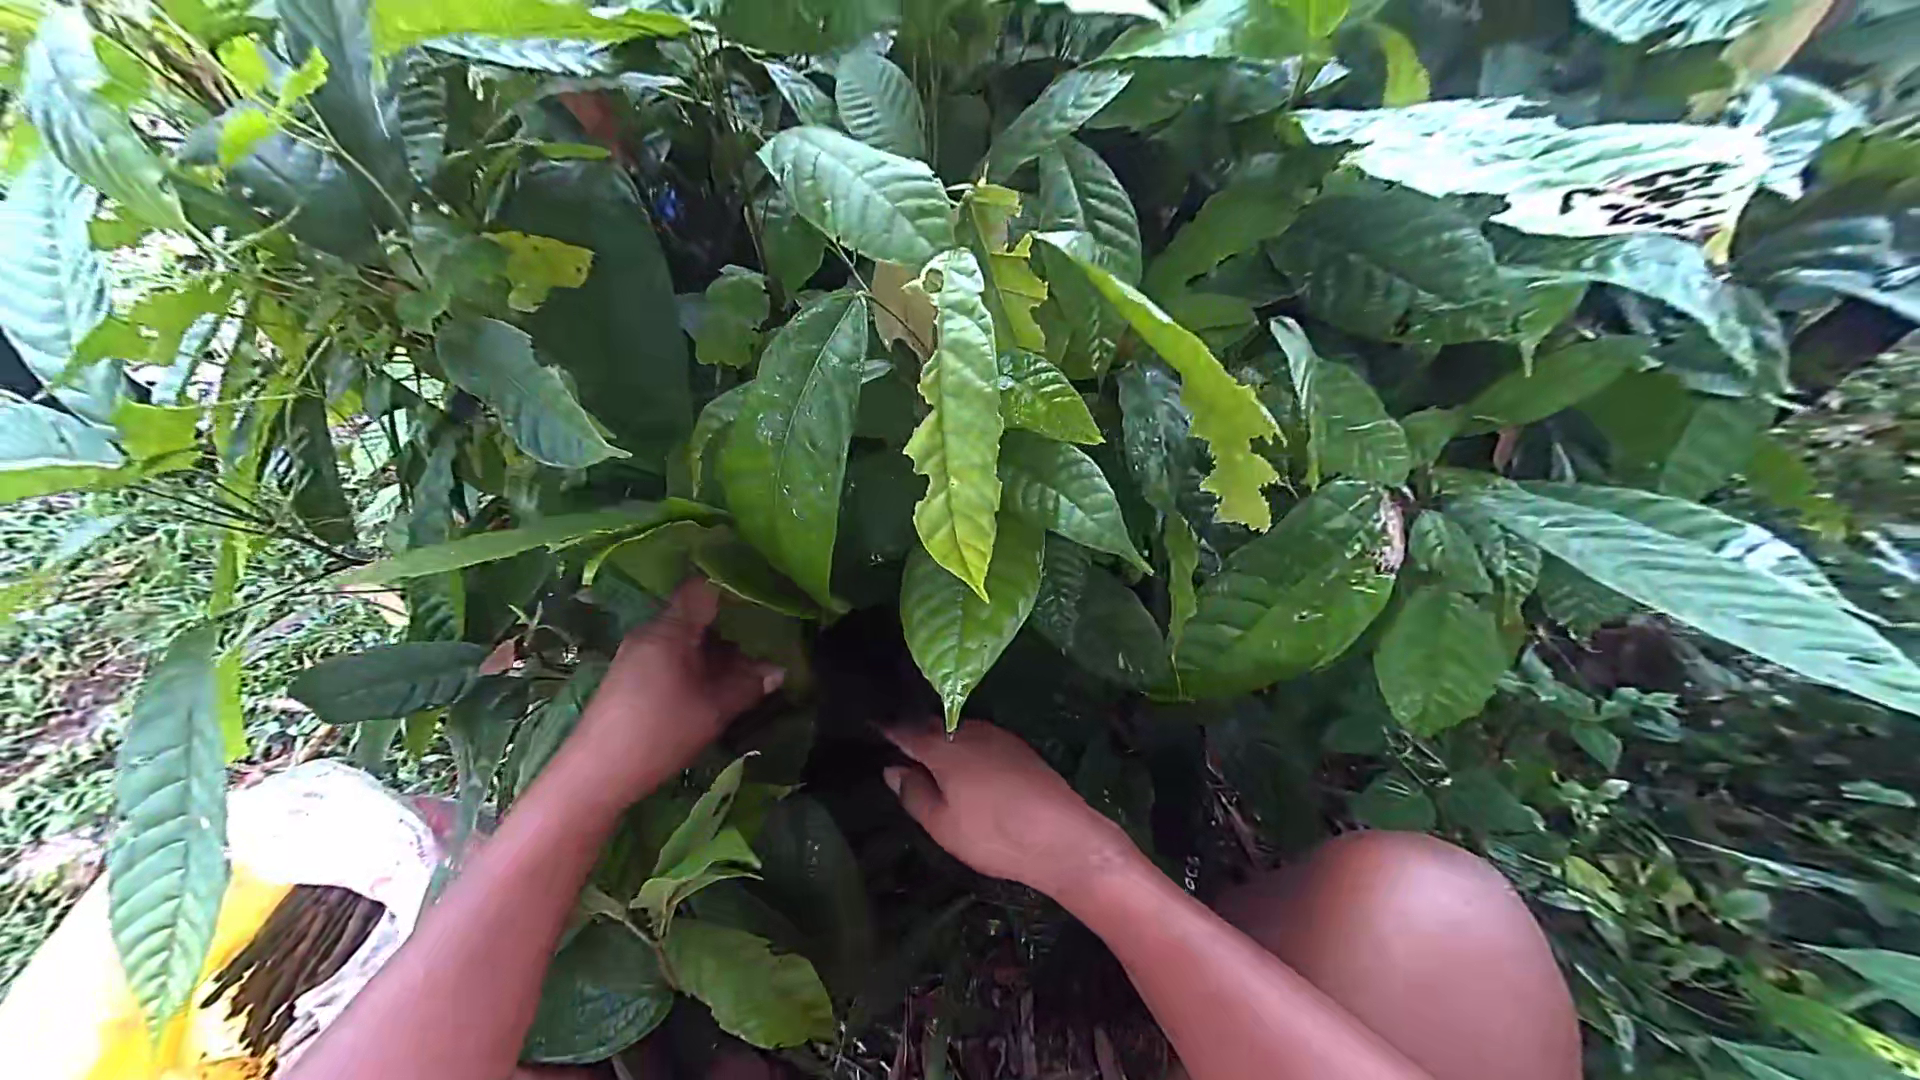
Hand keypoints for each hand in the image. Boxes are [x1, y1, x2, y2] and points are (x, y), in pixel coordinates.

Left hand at [563, 578, 783, 797]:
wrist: (593, 777)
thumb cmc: (659, 734)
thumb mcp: (714, 710)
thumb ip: (749, 685)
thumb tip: (779, 670)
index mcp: (669, 631)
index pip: (701, 588)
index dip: (732, 586)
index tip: (762, 595)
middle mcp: (651, 633)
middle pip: (697, 614)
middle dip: (732, 624)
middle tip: (767, 635)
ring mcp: (638, 654)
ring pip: (686, 638)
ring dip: (716, 648)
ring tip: (750, 662)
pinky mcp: (632, 675)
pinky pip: (673, 655)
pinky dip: (698, 662)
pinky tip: (717, 682)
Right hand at [882, 720, 1137, 897]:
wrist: (1062, 834)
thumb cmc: (993, 834)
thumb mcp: (942, 824)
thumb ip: (913, 793)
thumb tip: (893, 768)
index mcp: (943, 746)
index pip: (906, 729)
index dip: (888, 728)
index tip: (873, 726)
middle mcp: (969, 730)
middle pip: (933, 725)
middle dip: (915, 731)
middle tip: (898, 742)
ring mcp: (997, 735)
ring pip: (959, 729)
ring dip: (942, 738)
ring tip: (930, 755)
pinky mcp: (1018, 746)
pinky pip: (980, 737)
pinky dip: (965, 744)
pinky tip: (967, 764)